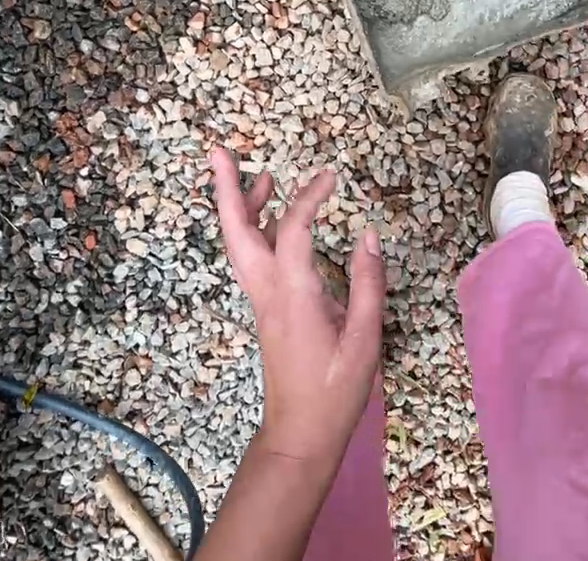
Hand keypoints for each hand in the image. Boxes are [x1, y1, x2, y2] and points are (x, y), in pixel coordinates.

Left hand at [211, 148, 384, 465]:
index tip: (330, 175)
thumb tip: (369, 235)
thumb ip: (368, 284)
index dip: (309, 196)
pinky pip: (252, 257)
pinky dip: (255, 228)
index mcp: (292, 295)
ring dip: (238, 206)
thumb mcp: (364, 340)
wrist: (299, 434)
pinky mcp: (266, 308)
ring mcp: (262, 300)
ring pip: (239, 244)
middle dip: (226, 190)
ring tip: (258, 175)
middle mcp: (267, 291)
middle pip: (236, 232)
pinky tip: (274, 220)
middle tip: (218, 152)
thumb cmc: (335, 391)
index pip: (293, 230)